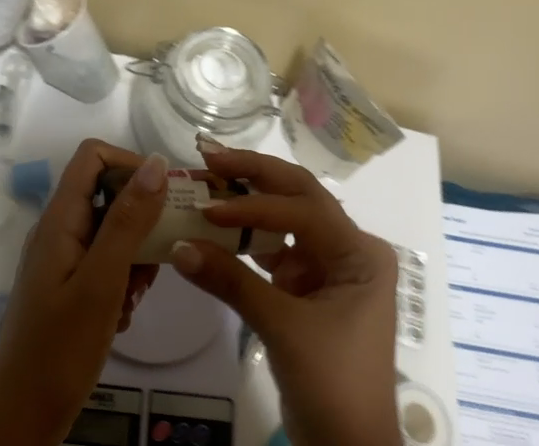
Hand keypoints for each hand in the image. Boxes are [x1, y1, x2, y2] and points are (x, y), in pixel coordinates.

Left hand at [0, 139, 165, 445]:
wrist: (23, 413)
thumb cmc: (61, 347)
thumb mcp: (103, 281)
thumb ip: (129, 221)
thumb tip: (157, 163)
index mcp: (60, 219)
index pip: (93, 156)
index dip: (131, 163)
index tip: (165, 196)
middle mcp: (59, 230)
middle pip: (107, 193)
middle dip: (141, 217)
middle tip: (161, 257)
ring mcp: (61, 258)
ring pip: (111, 231)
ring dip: (135, 254)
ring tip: (139, 293)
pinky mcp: (68, 286)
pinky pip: (104, 262)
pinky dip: (122, 279)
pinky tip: (125, 313)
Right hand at [172, 140, 400, 445]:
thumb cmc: (333, 383)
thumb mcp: (282, 327)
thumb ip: (231, 281)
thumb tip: (178, 245)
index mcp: (359, 252)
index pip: (302, 208)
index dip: (253, 203)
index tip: (207, 206)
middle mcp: (350, 250)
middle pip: (299, 198)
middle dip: (255, 175)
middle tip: (209, 156)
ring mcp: (330, 270)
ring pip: (286, 221)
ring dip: (249, 204)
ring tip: (209, 180)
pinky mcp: (311, 292)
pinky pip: (276, 253)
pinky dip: (247, 242)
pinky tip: (217, 232)